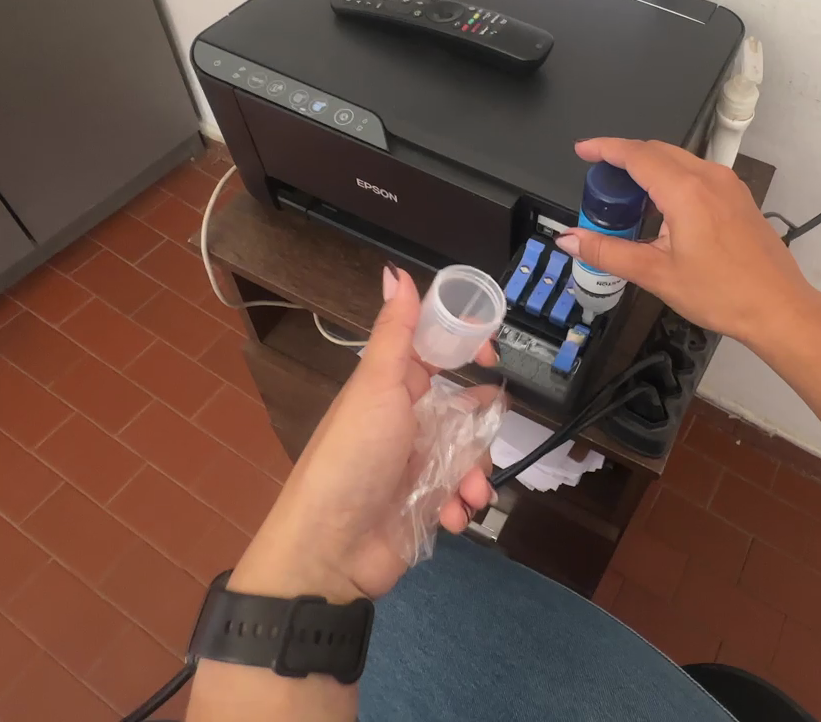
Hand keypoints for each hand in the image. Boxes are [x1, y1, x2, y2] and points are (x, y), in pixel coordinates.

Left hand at [231, 265, 496, 601]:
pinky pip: (458, 493)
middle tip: (488, 434)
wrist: (328, 550)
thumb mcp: (376, 386)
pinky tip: (454, 516)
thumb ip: (395, 331)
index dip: (466, 348)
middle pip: (464, 407)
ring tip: (468, 492)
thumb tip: (394, 270)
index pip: (437, 352)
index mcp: (393, 387)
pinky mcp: (422, 505)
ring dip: (475, 471)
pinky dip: (462, 504)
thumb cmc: (354, 456)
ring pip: (468, 452)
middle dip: (482, 425)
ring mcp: (415, 465)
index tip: (492, 355)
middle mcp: (406, 421)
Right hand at [553, 138, 820, 355]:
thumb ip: (607, 252)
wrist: (779, 308)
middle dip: (624, 158)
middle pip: (657, 151)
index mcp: (685, 191)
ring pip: (679, 160)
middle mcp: (709, 177)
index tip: (582, 150)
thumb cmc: (721, 294)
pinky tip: (662, 207)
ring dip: (649, 168)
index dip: (605, 148)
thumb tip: (569, 240)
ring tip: (626, 195)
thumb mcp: (656, 275)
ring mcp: (728, 185)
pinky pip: (697, 173)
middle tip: (599, 179)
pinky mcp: (738, 197)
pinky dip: (672, 178)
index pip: (636, 154)